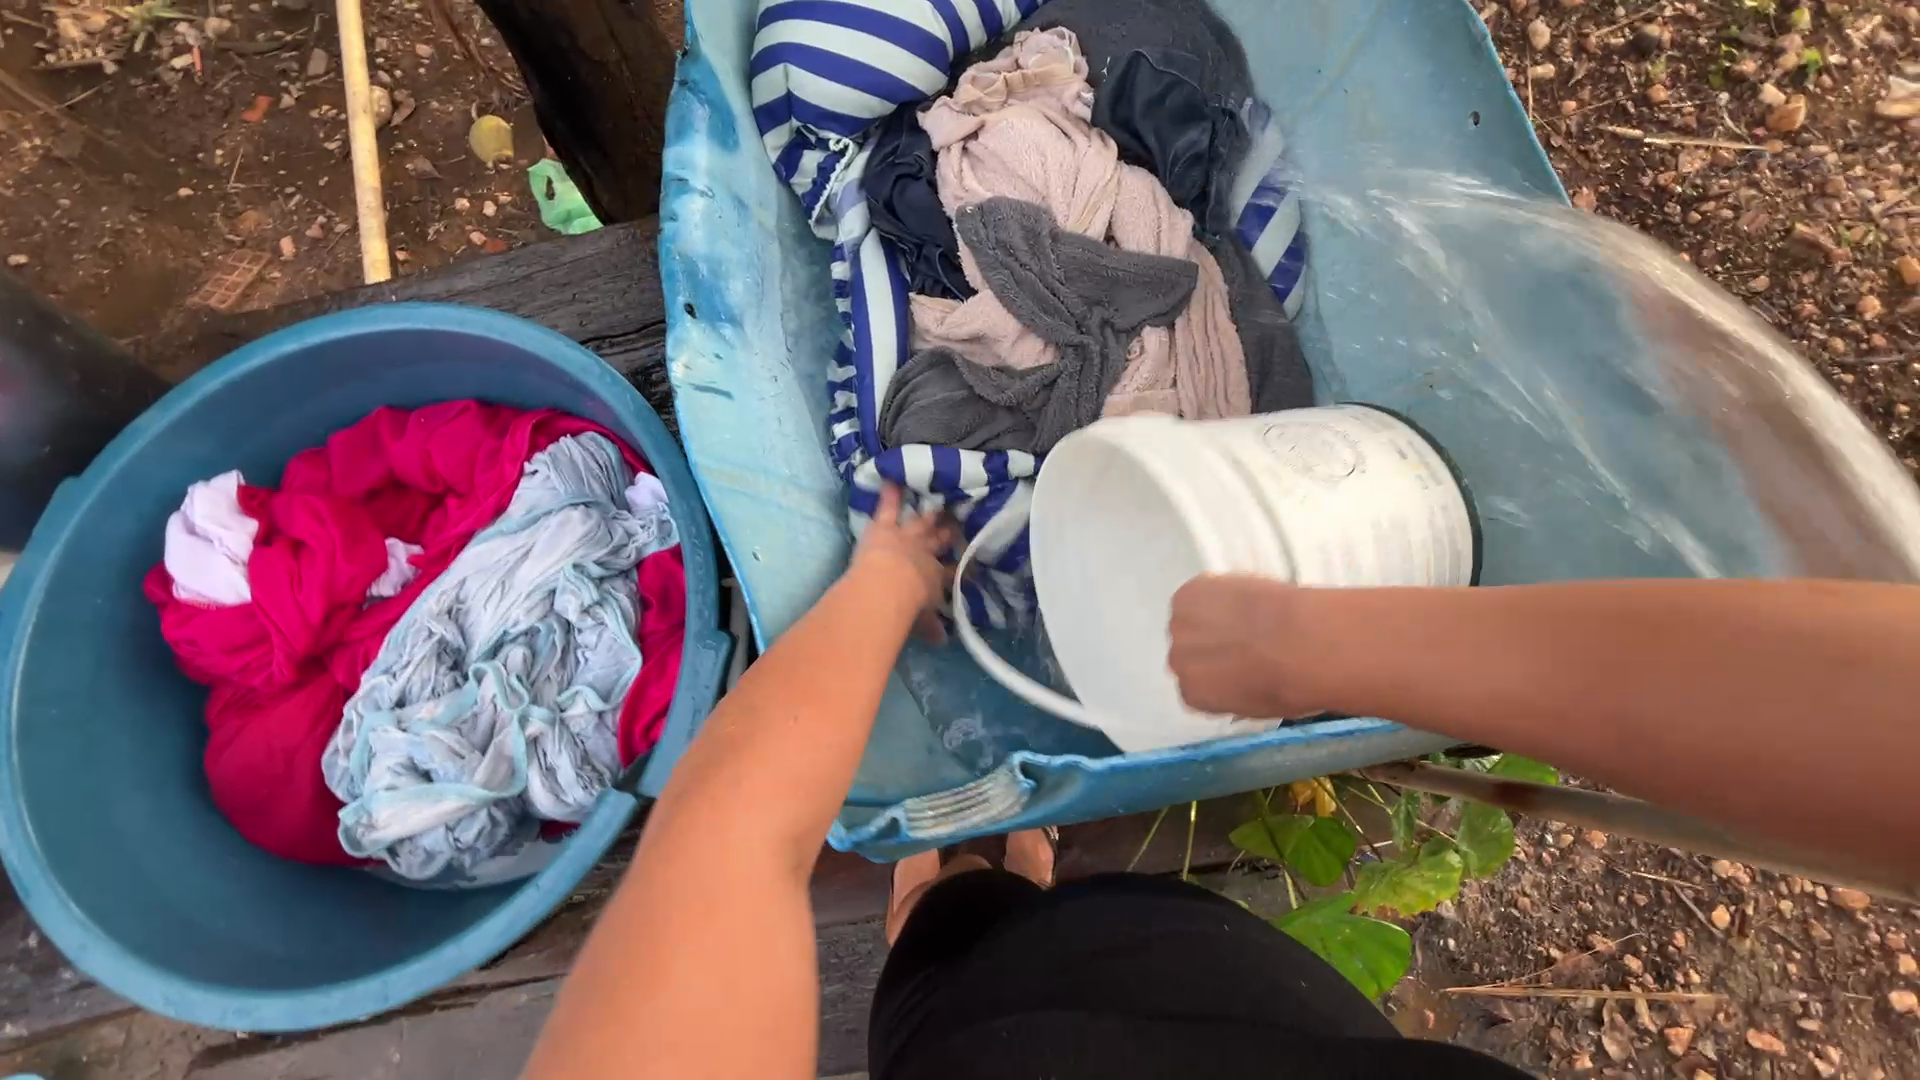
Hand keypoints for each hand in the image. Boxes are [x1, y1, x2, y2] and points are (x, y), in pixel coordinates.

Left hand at [853, 486, 955, 637]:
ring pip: (919, 523)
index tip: (968, 563)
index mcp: (935, 578)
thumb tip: (941, 641)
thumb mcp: (922, 620)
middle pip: (938, 541)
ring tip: (936, 505)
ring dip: (927, 515)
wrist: (889, 584)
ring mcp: (905, 537)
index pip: (949, 572)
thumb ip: (930, 627)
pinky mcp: (884, 527)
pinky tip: (891, 479)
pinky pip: (887, 509)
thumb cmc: (907, 606)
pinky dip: (889, 495)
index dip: (959, 568)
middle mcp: (924, 553)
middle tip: (956, 522)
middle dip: (948, 533)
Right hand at [1168, 575, 1313, 718]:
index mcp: (1193, 693)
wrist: (1302, 643)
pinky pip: (1197, 590)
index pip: (1194, 681)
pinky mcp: (1187, 594)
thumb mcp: (1261, 704)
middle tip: (1240, 637)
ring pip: (1189, 617)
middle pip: (1186, 649)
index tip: (1235, 662)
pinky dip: (1214, 590)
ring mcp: (1180, 625)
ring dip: (1209, 615)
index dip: (1216, 669)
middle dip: (1208, 644)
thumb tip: (1239, 681)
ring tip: (1243, 612)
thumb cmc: (1292, 684)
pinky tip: (1241, 594)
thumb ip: (1234, 692)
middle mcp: (1179, 662)